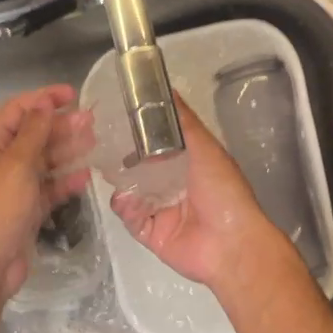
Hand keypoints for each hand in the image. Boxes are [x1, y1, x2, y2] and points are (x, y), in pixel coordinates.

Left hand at [0, 84, 93, 300]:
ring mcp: (14, 186)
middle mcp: (0, 161)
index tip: (72, 95)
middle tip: (92, 121)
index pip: (18, 110)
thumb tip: (44, 104)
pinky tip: (86, 176)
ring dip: (67, 151)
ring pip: (44, 161)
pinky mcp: (27, 208)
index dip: (44, 99)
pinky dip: (65, 181)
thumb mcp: (15, 166)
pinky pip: (49, 188)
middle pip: (33, 134)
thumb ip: (33, 133)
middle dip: (61, 126)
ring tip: (94, 142)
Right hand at [109, 95, 284, 290]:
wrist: (229, 244)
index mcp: (190, 166)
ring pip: (132, 193)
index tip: (118, 120)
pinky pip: (131, 219)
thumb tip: (166, 88)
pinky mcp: (152, 234)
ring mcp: (162, 212)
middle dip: (124, 160)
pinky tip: (126, 200)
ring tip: (112, 173)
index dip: (140, 134)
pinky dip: (126, 208)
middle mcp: (175, 187)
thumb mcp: (206, 149)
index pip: (159, 146)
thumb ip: (183, 122)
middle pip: (142, 170)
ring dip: (123, 183)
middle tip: (103, 146)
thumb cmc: (223, 192)